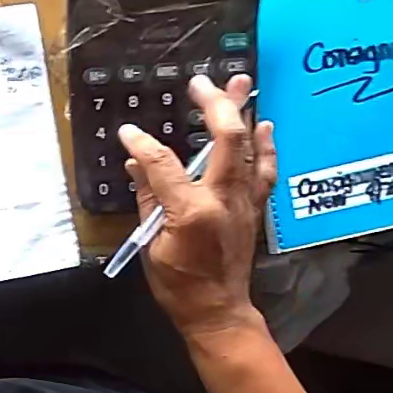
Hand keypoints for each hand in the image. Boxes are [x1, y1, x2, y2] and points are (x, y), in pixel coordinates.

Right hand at [120, 74, 276, 336]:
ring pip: (250, 148)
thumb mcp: (151, 245)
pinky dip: (265, 145)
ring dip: (244, 113)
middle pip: (225, 140)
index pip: (162, 164)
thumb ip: (148, 200)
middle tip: (201, 82)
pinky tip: (263, 126)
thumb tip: (137, 165)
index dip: (142, 144)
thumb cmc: (178, 285)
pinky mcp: (254, 209)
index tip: (128, 133)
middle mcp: (223, 199)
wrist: (217, 310)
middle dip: (213, 105)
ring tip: (240, 82)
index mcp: (190, 211)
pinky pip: (264, 170)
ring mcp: (244, 202)